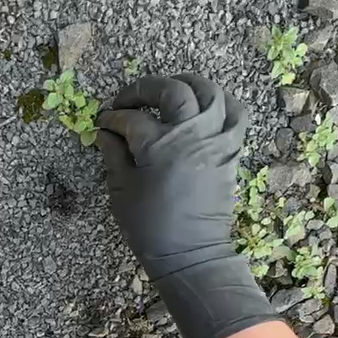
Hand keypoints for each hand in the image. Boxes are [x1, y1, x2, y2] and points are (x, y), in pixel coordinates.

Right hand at [96, 74, 277, 337]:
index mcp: (157, 147)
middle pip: (171, 91)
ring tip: (167, 91)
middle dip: (145, 89)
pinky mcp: (231, 149)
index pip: (131, 118)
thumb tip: (106, 133)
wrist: (191, 252)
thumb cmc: (149, 226)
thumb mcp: (120, 192)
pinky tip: (203, 106)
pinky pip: (234, 112)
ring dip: (185, 84)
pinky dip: (219, 102)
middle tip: (129, 100)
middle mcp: (190, 134)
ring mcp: (216, 139)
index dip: (113, 118)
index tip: (104, 123)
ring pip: (208, 91)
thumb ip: (113, 156)